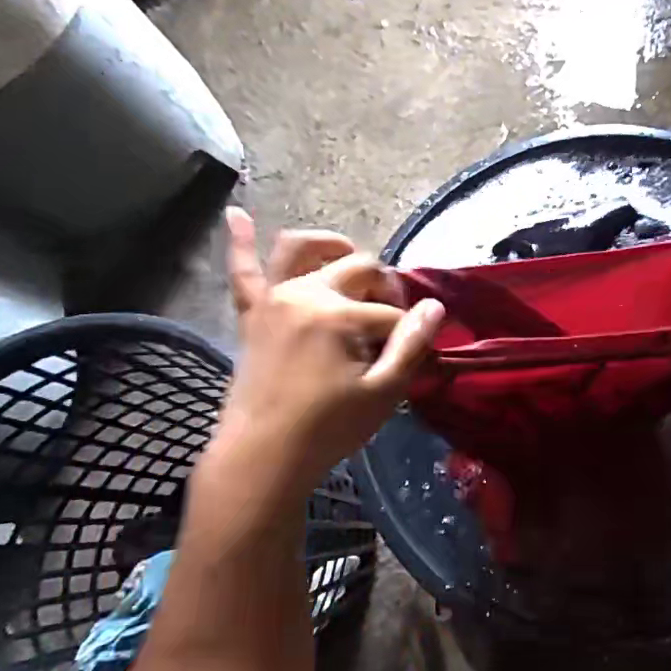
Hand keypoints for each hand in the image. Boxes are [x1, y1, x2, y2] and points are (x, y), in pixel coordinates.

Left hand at [217, 208, 443, 478]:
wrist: (262, 457)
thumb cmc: (328, 428)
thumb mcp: (383, 392)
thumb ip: (411, 344)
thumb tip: (434, 306)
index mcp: (339, 314)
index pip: (391, 311)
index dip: (410, 332)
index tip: (414, 355)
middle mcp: (305, 293)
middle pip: (358, 268)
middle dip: (384, 287)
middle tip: (392, 322)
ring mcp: (273, 300)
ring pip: (301, 249)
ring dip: (330, 244)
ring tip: (348, 253)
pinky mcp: (252, 315)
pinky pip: (243, 272)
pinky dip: (240, 241)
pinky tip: (236, 212)